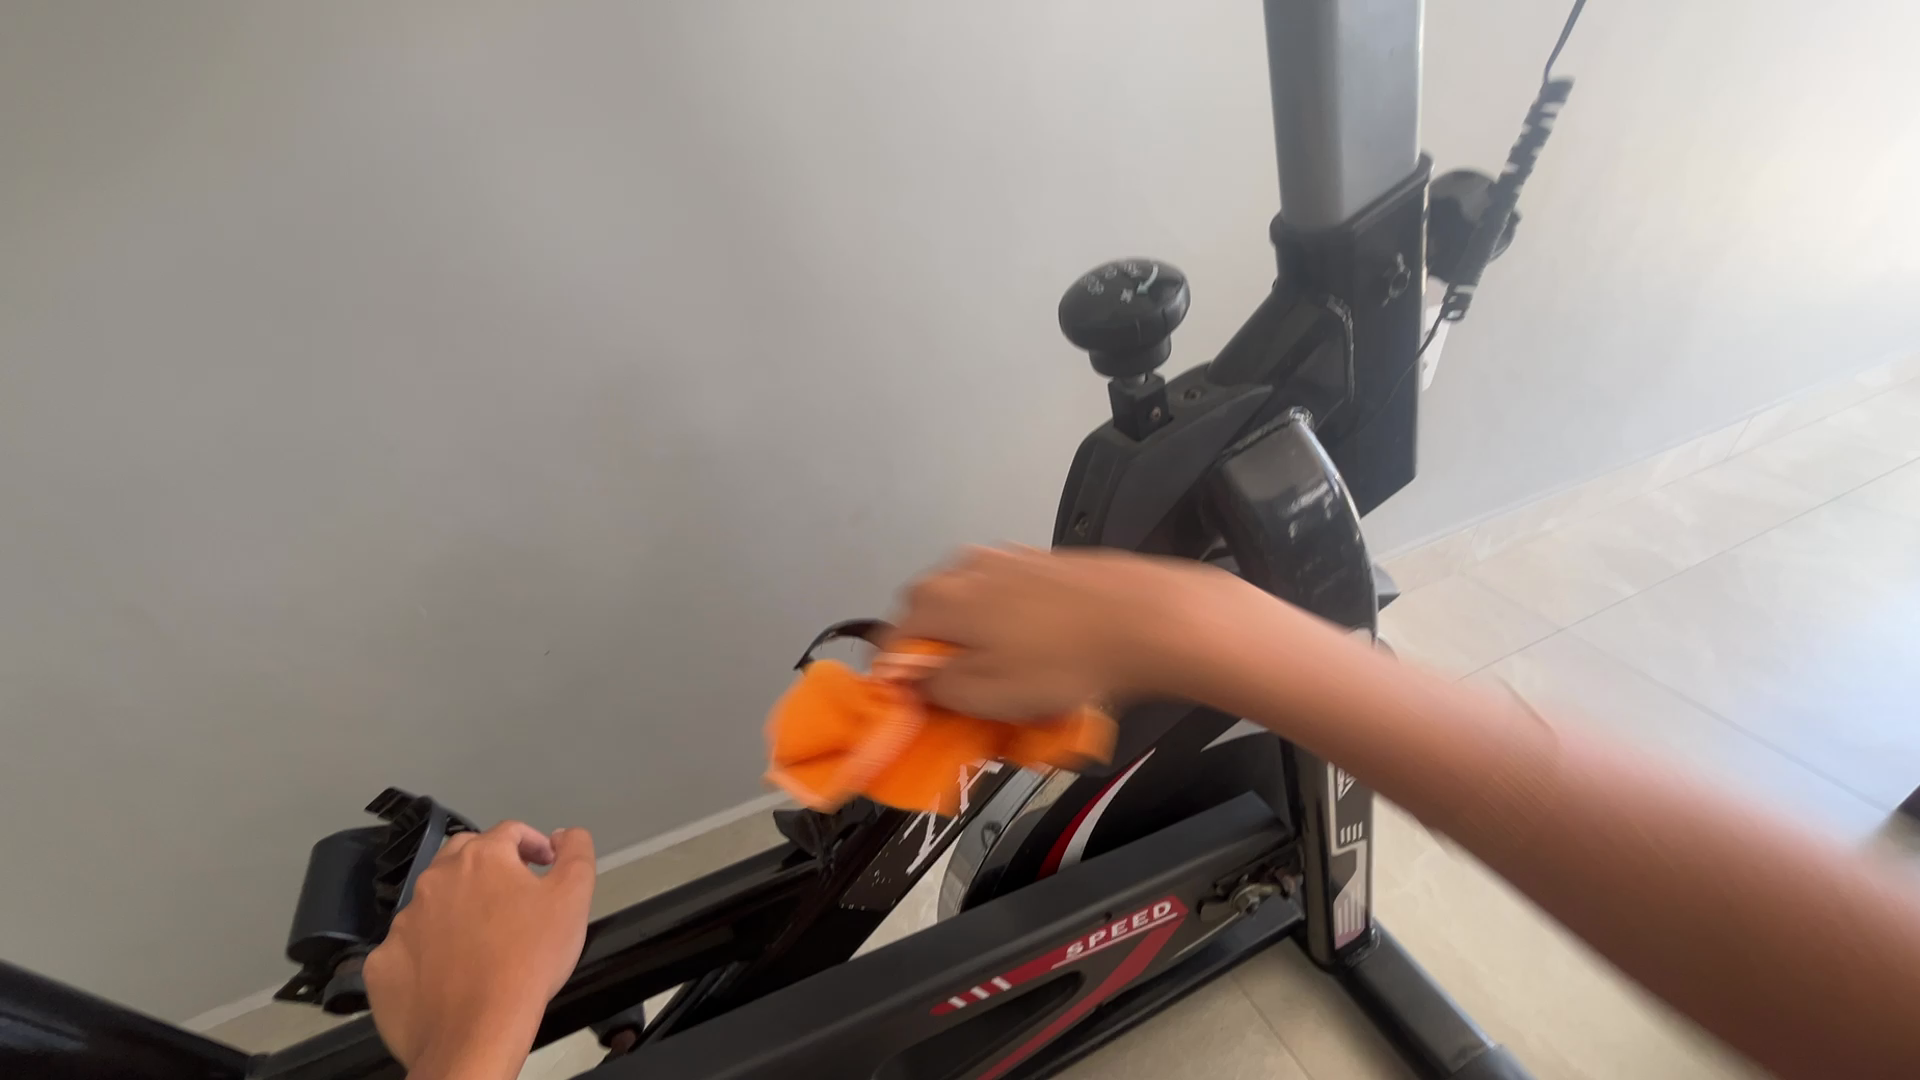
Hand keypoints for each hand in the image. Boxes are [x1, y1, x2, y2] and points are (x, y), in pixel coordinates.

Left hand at [365, 822, 595, 1079]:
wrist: (476, 1034)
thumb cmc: (530, 958)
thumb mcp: (575, 893)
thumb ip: (576, 849)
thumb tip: (561, 835)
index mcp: (482, 858)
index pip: (510, 831)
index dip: (534, 843)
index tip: (547, 866)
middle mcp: (435, 881)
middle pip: (464, 855)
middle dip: (491, 864)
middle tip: (515, 893)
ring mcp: (402, 925)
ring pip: (434, 899)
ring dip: (459, 904)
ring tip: (485, 936)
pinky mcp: (380, 966)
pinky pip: (407, 944)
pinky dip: (429, 946)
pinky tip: (451, 967)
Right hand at [891, 545, 1247, 719]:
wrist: (1142, 618)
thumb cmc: (1069, 655)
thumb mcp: (985, 694)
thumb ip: (934, 688)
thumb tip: (912, 684)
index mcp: (940, 599)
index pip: (892, 643)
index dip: (901, 683)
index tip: (916, 708)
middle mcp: (965, 570)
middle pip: (933, 625)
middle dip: (945, 665)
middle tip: (967, 702)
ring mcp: (1005, 563)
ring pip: (974, 615)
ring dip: (982, 650)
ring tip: (1014, 688)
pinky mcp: (1040, 567)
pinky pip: (1010, 607)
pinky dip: (1014, 634)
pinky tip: (1044, 661)